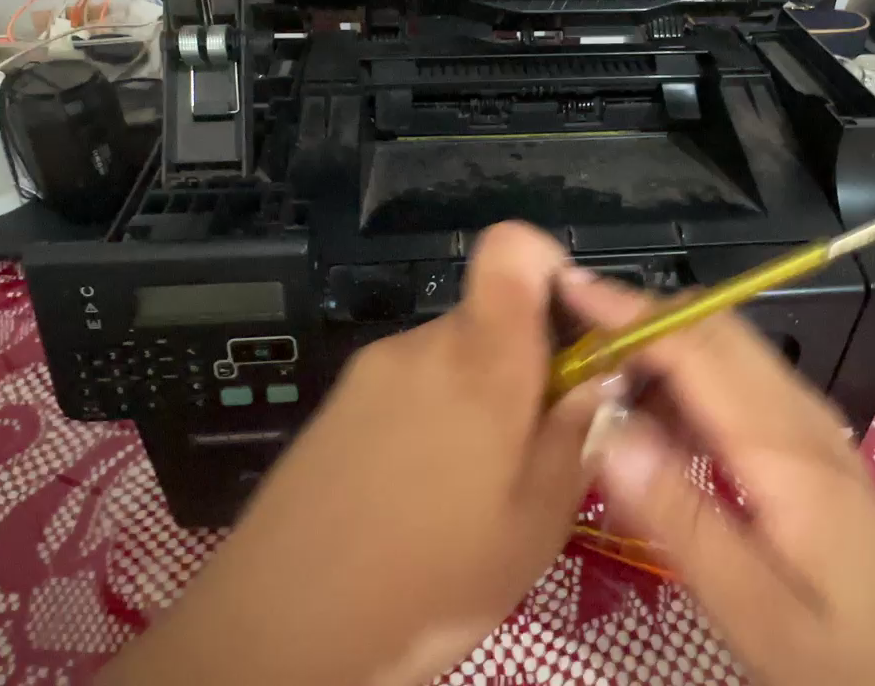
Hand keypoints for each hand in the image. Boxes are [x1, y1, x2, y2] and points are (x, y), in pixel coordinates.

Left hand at [100, 222, 599, 685]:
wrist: (278, 627)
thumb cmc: (428, 581)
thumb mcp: (533, 527)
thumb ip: (573, 438)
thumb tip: (595, 381)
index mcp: (482, 360)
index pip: (512, 248)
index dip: (546, 264)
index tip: (568, 329)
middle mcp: (423, 345)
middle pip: (488, 317)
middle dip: (520, 365)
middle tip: (526, 449)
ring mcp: (373, 370)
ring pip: (450, 356)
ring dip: (474, 399)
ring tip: (468, 488)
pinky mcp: (337, 401)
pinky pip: (407, 384)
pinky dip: (430, 417)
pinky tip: (416, 493)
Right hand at [565, 275, 874, 685]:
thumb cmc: (835, 654)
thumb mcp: (751, 610)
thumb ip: (679, 520)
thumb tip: (608, 434)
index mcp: (786, 448)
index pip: (697, 348)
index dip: (629, 312)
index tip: (571, 288)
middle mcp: (802, 415)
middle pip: (716, 328)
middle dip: (640, 314)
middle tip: (574, 332)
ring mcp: (809, 423)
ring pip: (727, 347)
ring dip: (661, 344)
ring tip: (602, 380)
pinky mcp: (806, 440)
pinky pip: (737, 380)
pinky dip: (685, 377)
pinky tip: (655, 421)